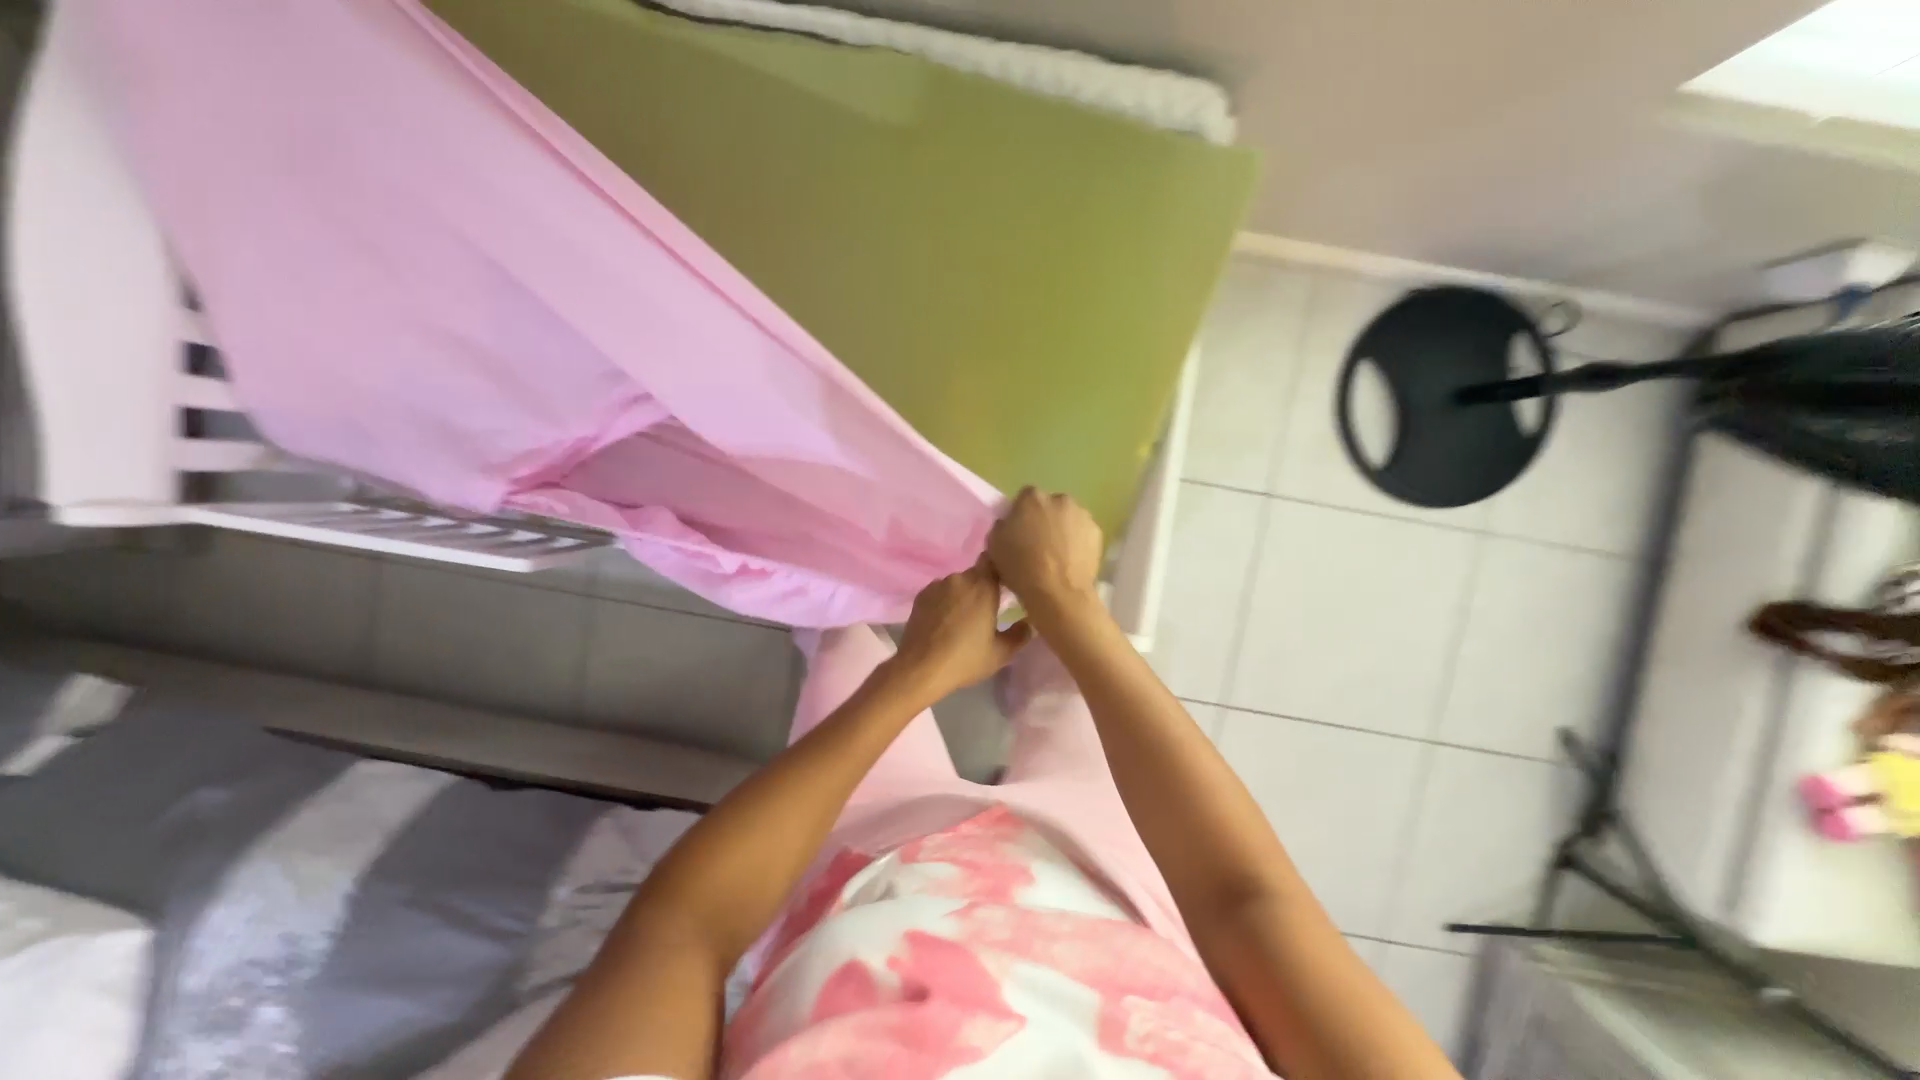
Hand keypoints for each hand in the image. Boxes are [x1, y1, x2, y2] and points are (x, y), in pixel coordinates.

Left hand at [892, 558, 1032, 699]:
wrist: (921, 668)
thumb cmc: (965, 659)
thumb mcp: (1000, 653)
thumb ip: (1019, 634)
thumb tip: (1027, 623)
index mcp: (983, 587)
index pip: (994, 561)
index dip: (1000, 569)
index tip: (1005, 584)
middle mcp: (960, 579)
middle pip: (976, 574)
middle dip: (982, 588)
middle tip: (986, 610)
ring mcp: (938, 586)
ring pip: (956, 584)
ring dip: (962, 595)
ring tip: (962, 619)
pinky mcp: (921, 596)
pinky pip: (939, 592)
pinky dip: (944, 602)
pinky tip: (943, 622)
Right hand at [986, 487, 1102, 606]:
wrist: (1058, 593)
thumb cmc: (1021, 568)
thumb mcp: (994, 545)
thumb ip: (1002, 526)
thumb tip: (1009, 522)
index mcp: (1032, 498)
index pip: (1025, 498)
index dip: (1022, 514)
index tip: (1019, 532)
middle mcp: (1060, 499)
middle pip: (1050, 506)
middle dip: (1045, 519)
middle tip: (1039, 544)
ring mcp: (1082, 515)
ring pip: (1069, 519)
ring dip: (1063, 530)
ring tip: (1057, 555)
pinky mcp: (1097, 533)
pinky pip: (1083, 533)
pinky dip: (1078, 542)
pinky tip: (1071, 561)